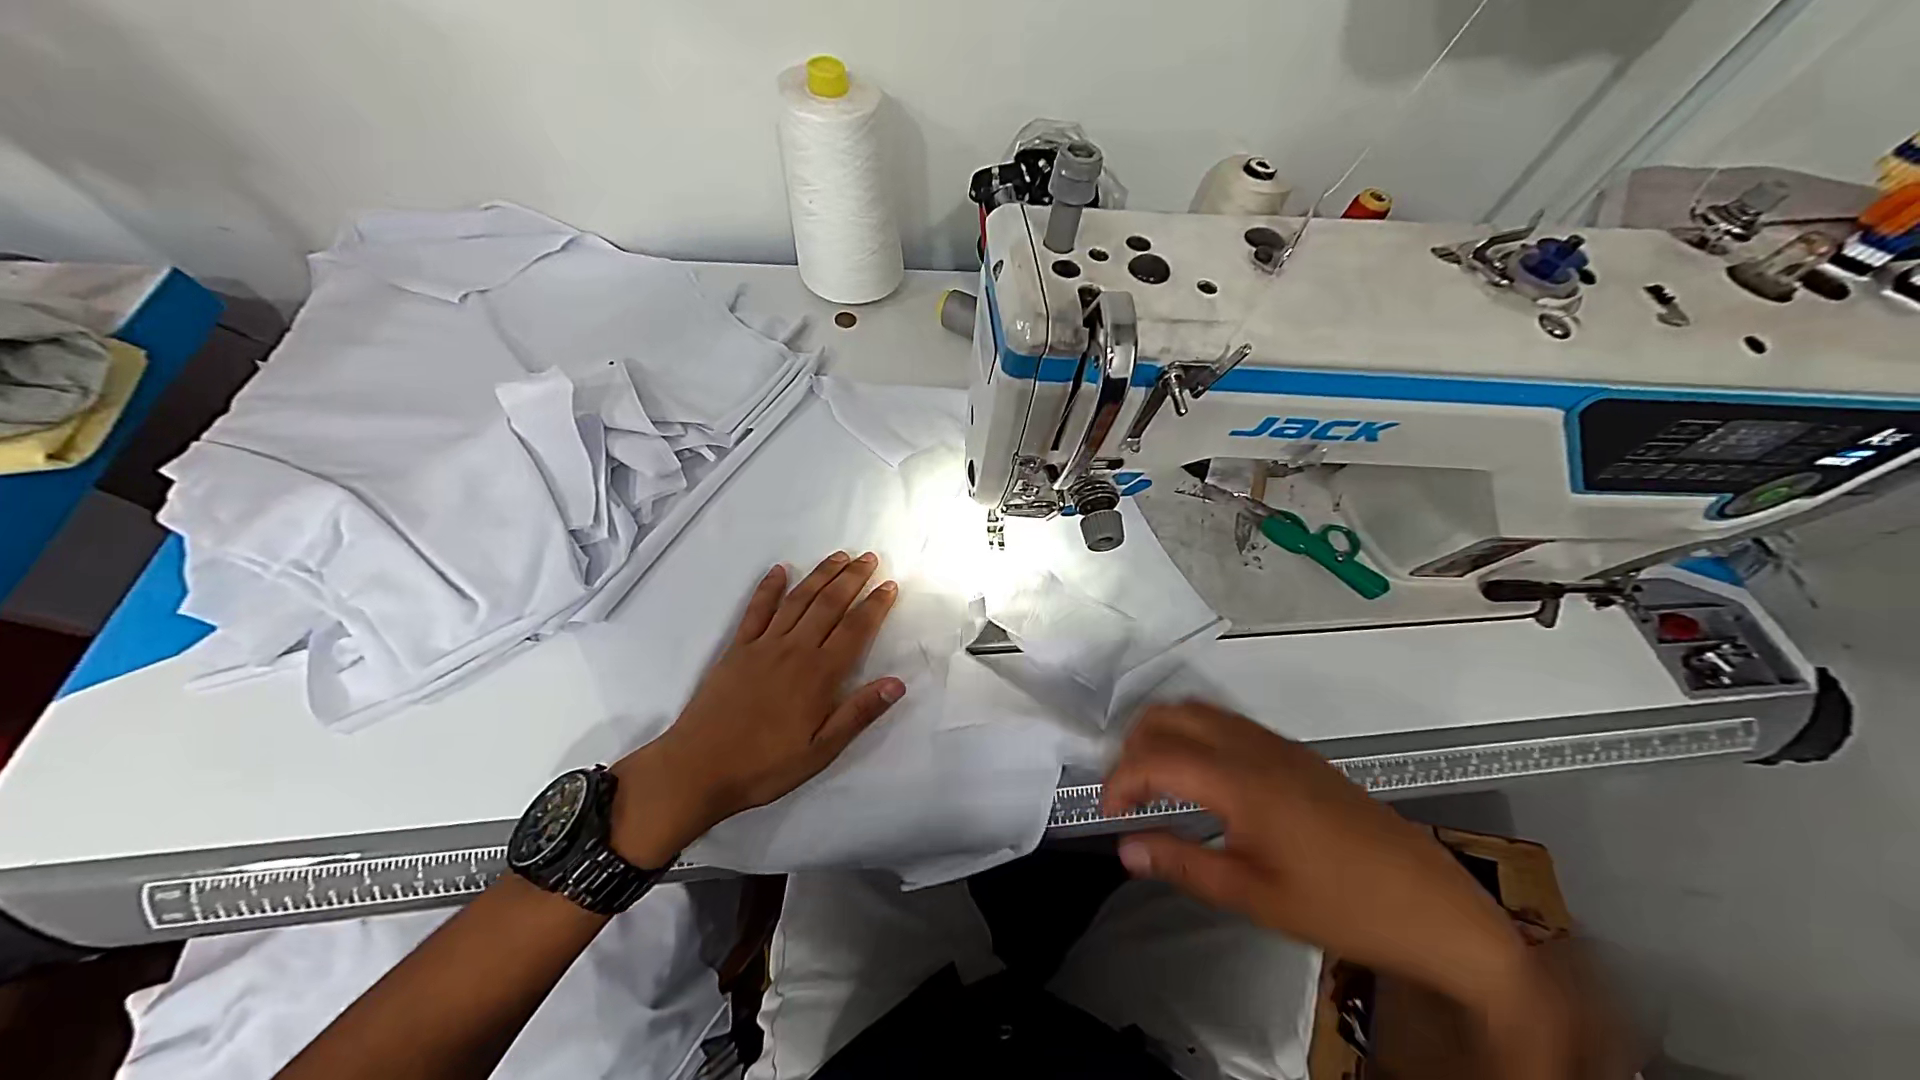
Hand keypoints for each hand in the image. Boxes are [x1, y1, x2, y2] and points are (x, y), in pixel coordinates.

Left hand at [607, 552, 903, 866]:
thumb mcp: (820, 751)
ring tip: (839, 556)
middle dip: (852, 578)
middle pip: (829, 604)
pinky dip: (769, 587)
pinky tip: (779, 570)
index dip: (875, 605)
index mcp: (819, 675)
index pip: (855, 629)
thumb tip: (896, 683)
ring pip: (798, 599)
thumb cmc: (764, 765)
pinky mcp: (737, 648)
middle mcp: (794, 650)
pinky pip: (756, 610)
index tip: (890, 584)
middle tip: (870, 557)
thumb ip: (858, 713)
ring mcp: (763, 645)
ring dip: (820, 574)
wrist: (697, 768)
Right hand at [1101, 703, 1538, 1015]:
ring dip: (1162, 734)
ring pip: (1197, 711)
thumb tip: (1124, 849)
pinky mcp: (1293, 751)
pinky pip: (1225, 721)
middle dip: (1133, 746)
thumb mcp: (1252, 896)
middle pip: (1169, 716)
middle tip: (1128, 794)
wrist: (1431, 904)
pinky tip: (1201, 778)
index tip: (1109, 814)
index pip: (1154, 758)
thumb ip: (1181, 864)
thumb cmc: (1340, 905)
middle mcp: (1252, 747)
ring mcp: (1275, 744)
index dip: (1119, 780)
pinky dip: (1193, 734)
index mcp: (1238, 781)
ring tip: (1155, 782)